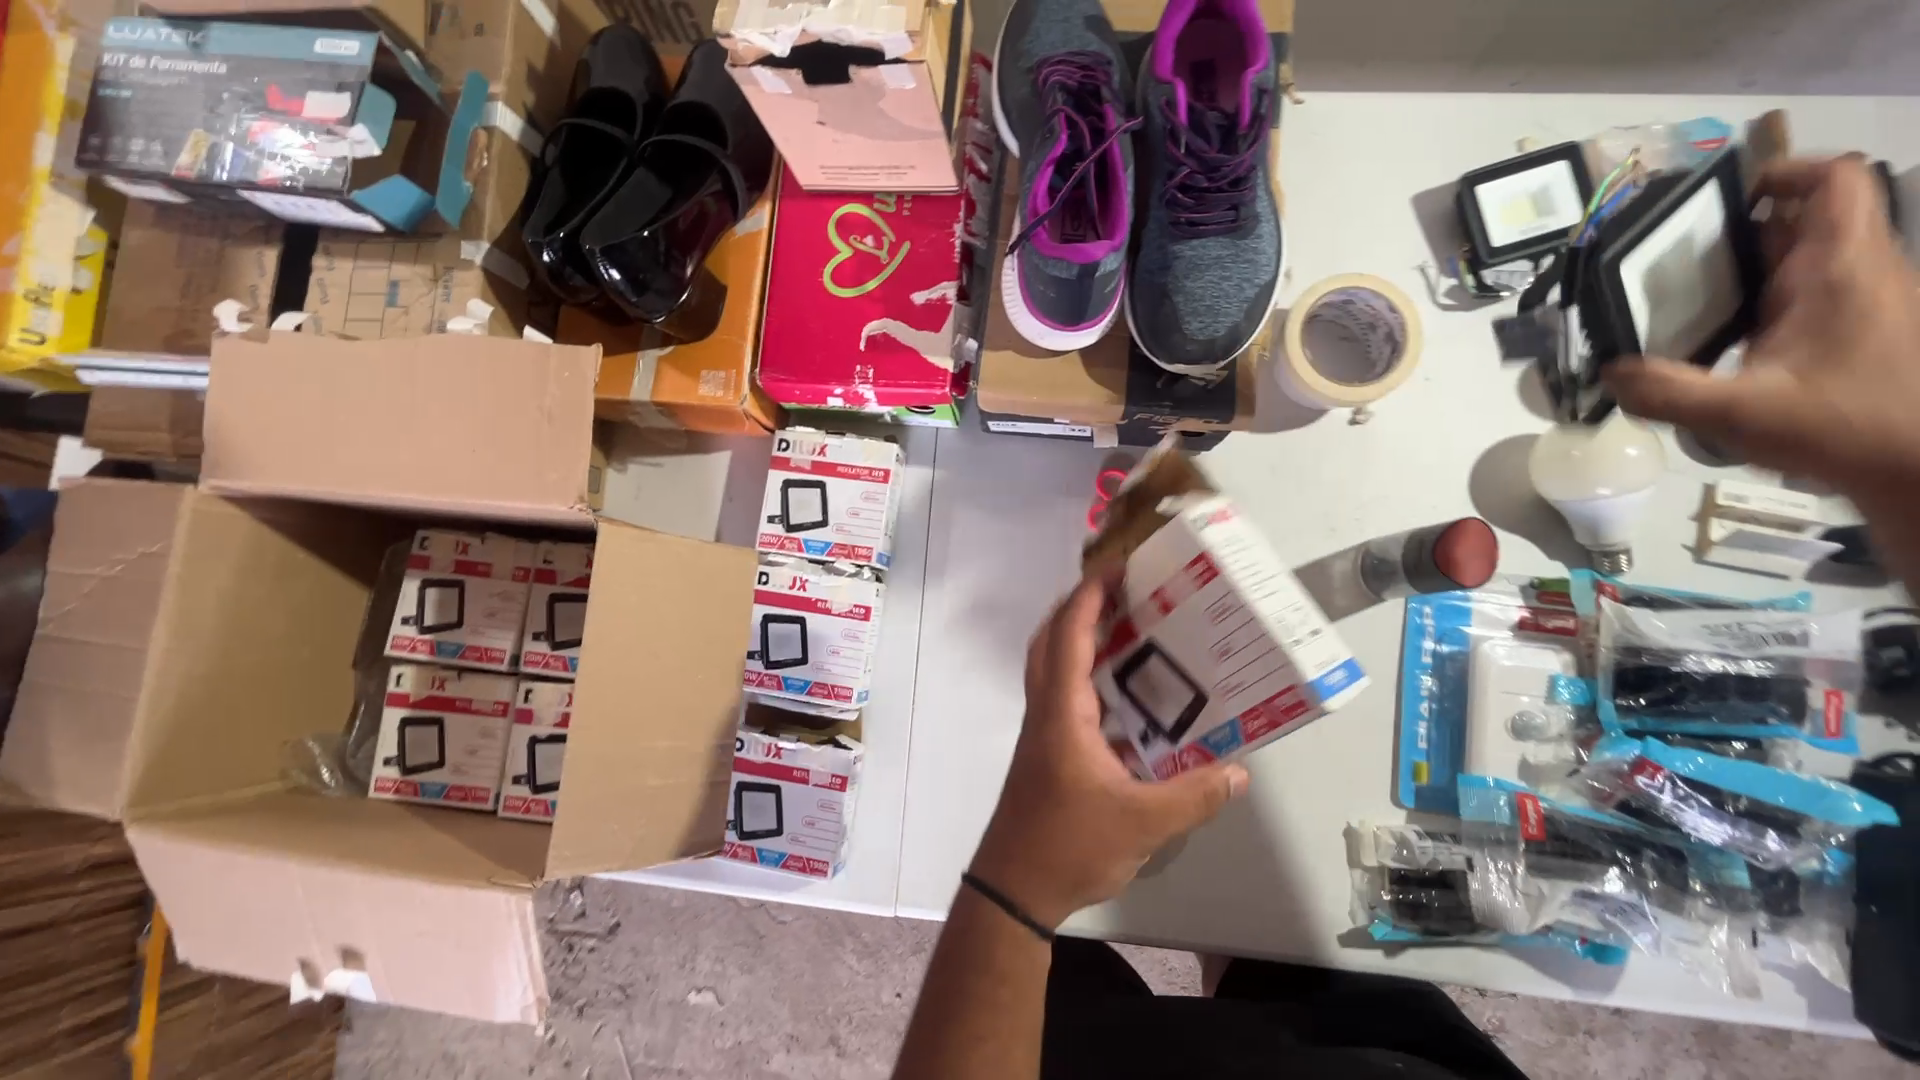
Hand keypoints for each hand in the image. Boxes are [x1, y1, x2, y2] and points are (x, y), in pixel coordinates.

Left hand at [968, 573, 1248, 928]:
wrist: (1013, 888)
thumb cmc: (1068, 844)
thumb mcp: (1142, 823)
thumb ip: (1194, 796)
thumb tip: (1239, 772)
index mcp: (1062, 712)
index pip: (1070, 636)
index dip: (1089, 595)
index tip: (1117, 566)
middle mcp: (1046, 712)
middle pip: (1052, 642)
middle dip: (1081, 608)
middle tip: (1124, 594)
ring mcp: (1043, 734)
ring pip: (1055, 671)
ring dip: (1084, 644)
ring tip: (1135, 637)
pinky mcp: (1047, 754)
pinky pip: (1067, 701)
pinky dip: (1092, 686)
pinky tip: (1133, 707)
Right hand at [1605, 156, 1919, 508]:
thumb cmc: (1846, 427)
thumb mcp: (1739, 414)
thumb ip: (1664, 392)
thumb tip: (1608, 373)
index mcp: (1841, 270)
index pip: (1834, 182)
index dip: (1784, 170)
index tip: (1722, 197)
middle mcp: (1855, 275)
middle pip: (1801, 220)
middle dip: (1734, 229)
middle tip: (1665, 257)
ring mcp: (1856, 306)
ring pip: (1797, 260)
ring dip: (1739, 270)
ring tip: (1676, 296)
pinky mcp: (1851, 336)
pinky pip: (1798, 297)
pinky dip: (1754, 304)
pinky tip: (1714, 338)